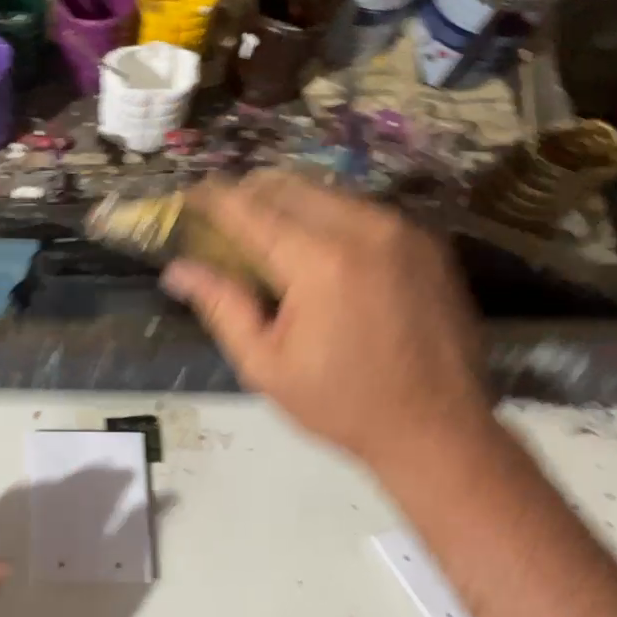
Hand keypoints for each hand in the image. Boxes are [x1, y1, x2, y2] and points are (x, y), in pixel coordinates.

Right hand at [161, 170, 501, 476]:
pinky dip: (327, 216)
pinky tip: (315, 248)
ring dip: (289, 202)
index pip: (251, 211)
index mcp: (319, 262)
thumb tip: (177, 270)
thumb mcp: (265, 365)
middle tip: (223, 217)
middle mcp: (364, 230)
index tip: (188, 196)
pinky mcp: (425, 242)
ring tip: (265, 232)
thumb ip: (222, 306)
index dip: (214, 199)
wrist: (439, 430)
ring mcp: (402, 231)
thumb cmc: (342, 405)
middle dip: (250, 194)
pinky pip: (362, 209)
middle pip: (289, 186)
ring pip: (328, 192)